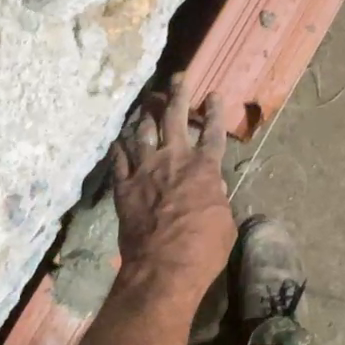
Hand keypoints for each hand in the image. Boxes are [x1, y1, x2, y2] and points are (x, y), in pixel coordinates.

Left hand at [112, 75, 236, 291]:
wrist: (163, 267)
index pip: (213, 133)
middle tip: (178, 77)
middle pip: (175, 118)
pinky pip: (119, 158)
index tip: (214, 94)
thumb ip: (219, 199)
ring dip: (146, 113)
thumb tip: (214, 188)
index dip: (214, 112)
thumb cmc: (204, 249)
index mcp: (205, 169)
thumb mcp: (225, 223)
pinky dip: (119, 146)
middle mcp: (174, 160)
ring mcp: (145, 170)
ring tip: (148, 100)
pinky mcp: (124, 186)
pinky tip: (118, 138)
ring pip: (143, 131)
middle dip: (178, 94)